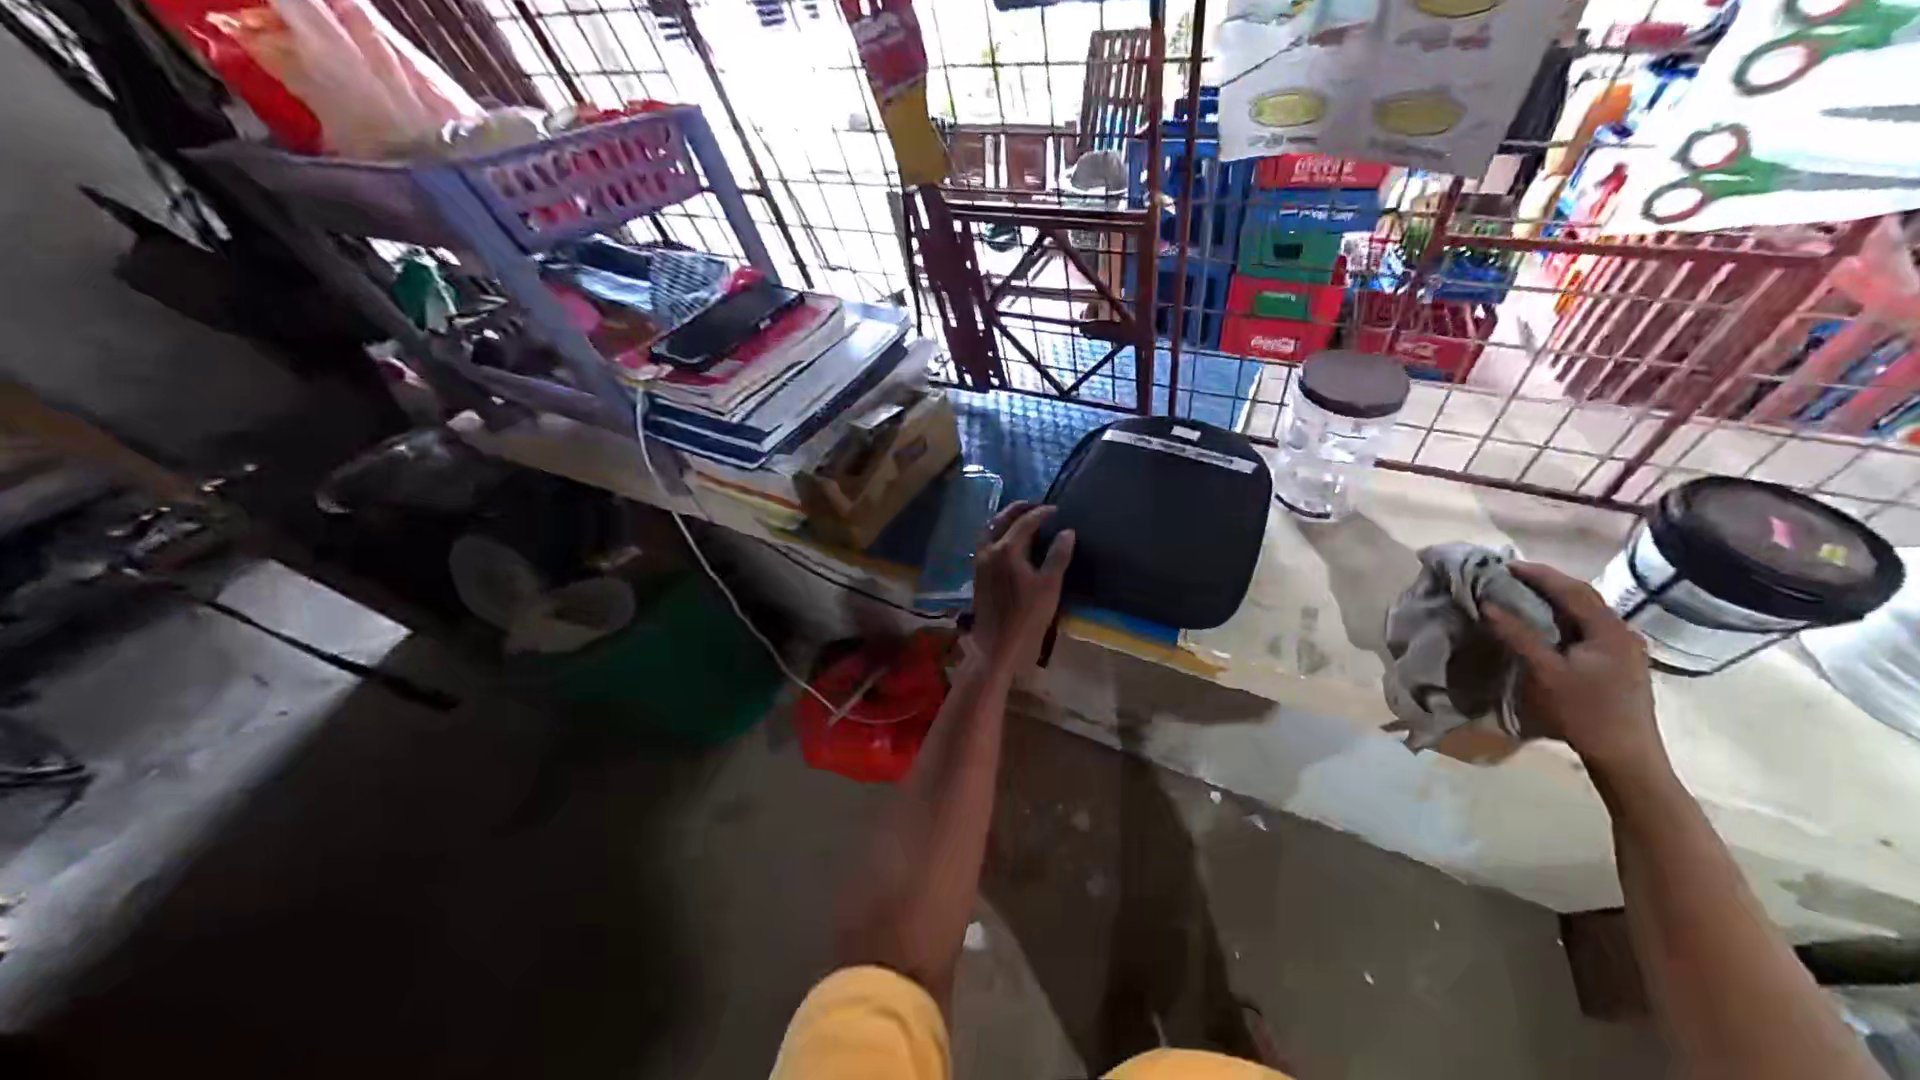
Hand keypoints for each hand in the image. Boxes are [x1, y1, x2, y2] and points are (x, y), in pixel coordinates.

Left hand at [969, 502, 1074, 669]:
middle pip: (1001, 520)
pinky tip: (1011, 543)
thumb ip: (1058, 555)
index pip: (1025, 522)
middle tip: (1036, 506)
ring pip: (989, 531)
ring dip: (1005, 521)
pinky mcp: (978, 574)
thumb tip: (1067, 531)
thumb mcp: (1050, 585)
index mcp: (1006, 550)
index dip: (1042, 513)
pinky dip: (998, 534)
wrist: (998, 645)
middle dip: (1018, 510)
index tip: (1057, 510)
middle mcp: (988, 551)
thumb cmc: (1027, 617)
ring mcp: (979, 562)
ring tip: (1023, 520)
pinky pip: (986, 544)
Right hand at [1483, 562, 1668, 781]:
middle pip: (1583, 597)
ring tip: (1522, 594)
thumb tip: (1488, 604)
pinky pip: (1586, 627)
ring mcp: (1624, 648)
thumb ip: (1517, 635)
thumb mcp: (1545, 672)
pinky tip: (1544, 623)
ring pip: (1585, 612)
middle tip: (1510, 576)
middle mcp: (1622, 632)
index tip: (1506, 566)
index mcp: (1609, 630)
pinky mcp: (1618, 662)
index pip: (1573, 590)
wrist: (1625, 753)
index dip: (1539, 574)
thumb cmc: (1584, 711)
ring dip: (1555, 599)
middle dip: (1547, 583)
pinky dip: (1562, 617)